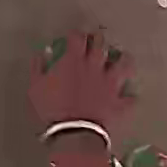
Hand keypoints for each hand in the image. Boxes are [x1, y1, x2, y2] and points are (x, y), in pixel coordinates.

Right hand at [30, 29, 133, 144]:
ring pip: (123, 65)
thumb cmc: (51, 108)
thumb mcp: (35, 86)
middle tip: (97, 38)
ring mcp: (110, 84)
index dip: (76, 33)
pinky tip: (130, 96)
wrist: (74, 134)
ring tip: (123, 58)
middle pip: (101, 45)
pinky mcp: (119, 102)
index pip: (77, 37)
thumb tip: (43, 54)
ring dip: (124, 60)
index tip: (75, 33)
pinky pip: (130, 98)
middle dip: (99, 39)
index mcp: (73, 61)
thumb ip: (38, 67)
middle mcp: (94, 67)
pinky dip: (130, 97)